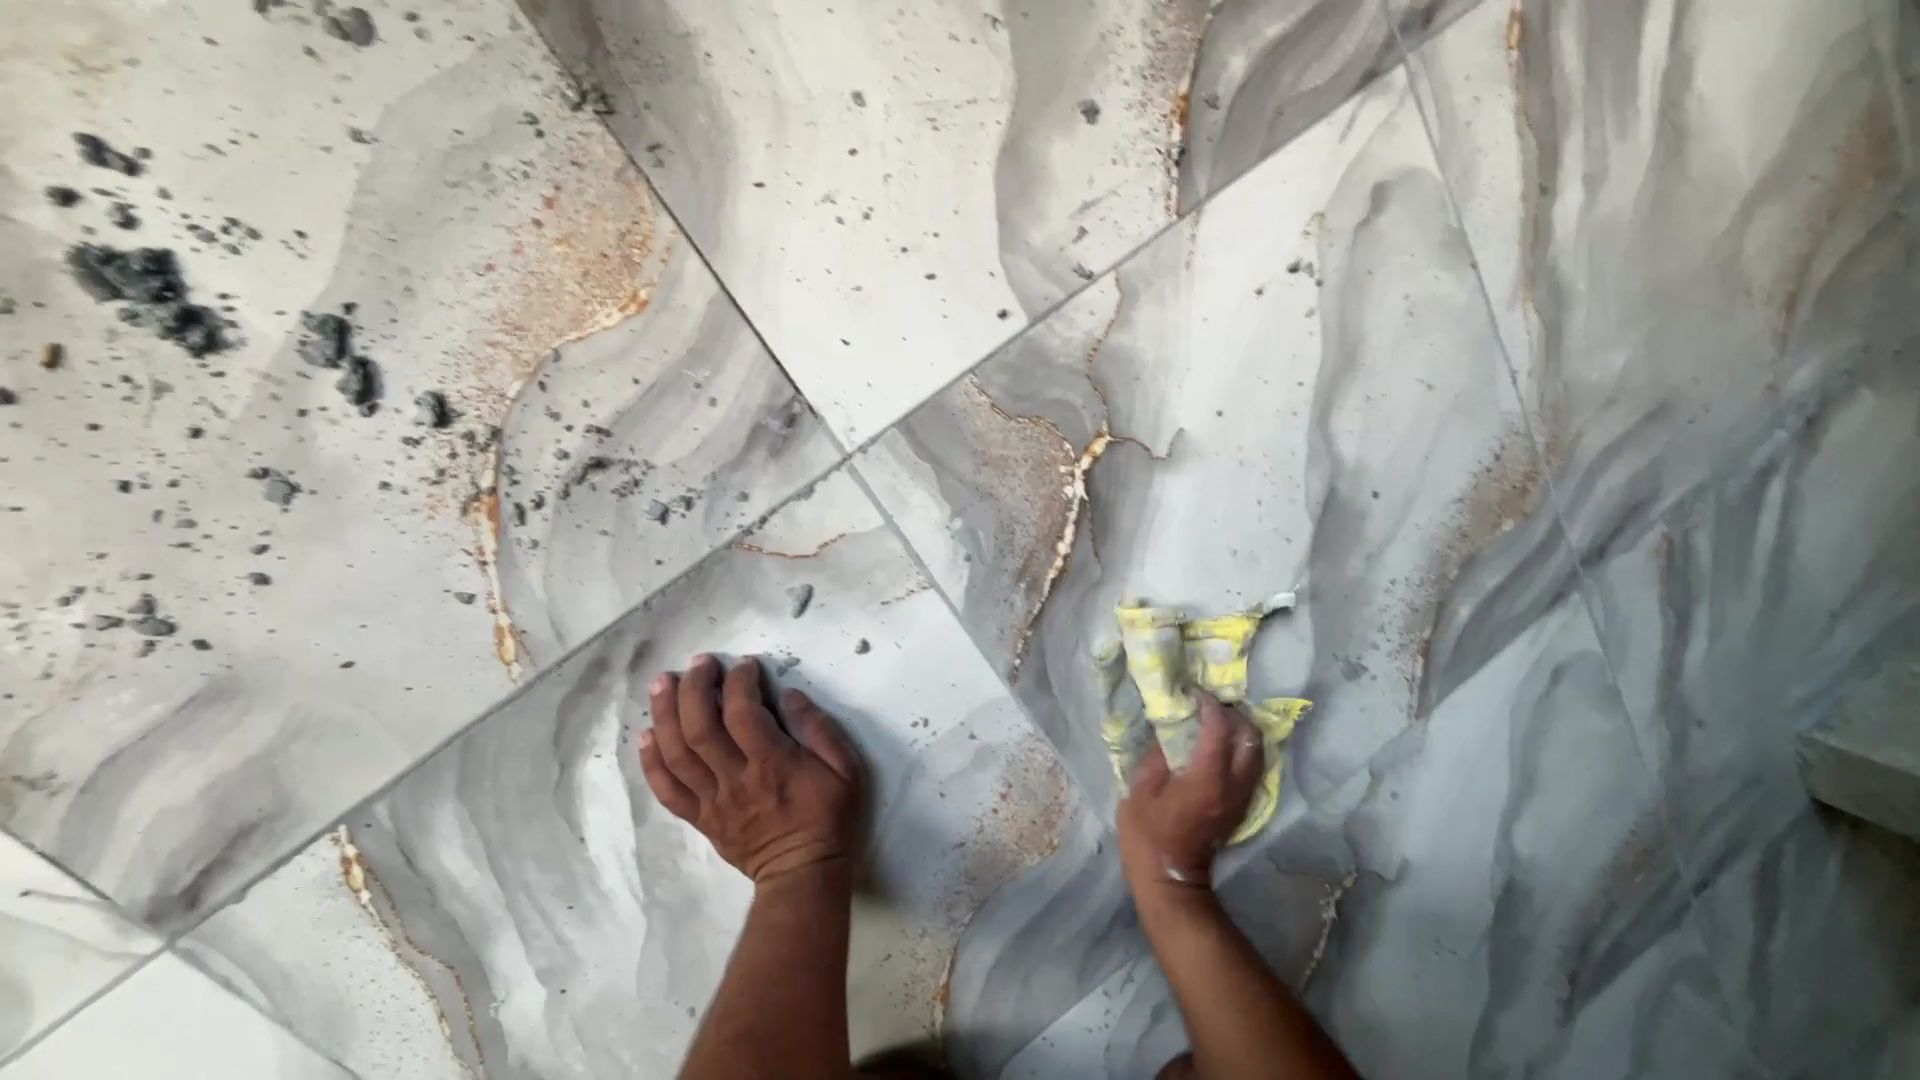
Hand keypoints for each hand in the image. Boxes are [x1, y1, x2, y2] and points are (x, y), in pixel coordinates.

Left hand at [638, 655, 863, 883]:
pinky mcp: (700, 818)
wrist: (804, 874)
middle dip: (694, 688)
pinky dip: (651, 761)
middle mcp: (734, 779)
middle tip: (698, 663)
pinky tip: (646, 735)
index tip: (744, 665)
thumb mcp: (845, 770)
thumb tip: (790, 696)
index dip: (738, 682)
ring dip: (664, 714)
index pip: (743, 713)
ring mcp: (712, 800)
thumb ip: (819, 729)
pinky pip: (667, 790)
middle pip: (700, 728)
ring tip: (661, 683)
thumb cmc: (828, 818)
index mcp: (771, 764)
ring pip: (676, 754)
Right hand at [1117, 690, 1263, 892]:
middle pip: (1251, 737)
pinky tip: (1219, 747)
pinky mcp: (1241, 807)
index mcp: (1207, 777)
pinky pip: (1252, 768)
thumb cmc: (1148, 834)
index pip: (1220, 728)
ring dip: (1241, 732)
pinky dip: (1241, 750)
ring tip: (1216, 723)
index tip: (1193, 693)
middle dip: (1234, 715)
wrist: (1170, 880)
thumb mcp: (1140, 789)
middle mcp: (1233, 785)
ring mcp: (1242, 798)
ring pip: (1257, 753)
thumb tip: (1169, 729)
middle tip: (1210, 706)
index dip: (1209, 705)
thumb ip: (1158, 754)